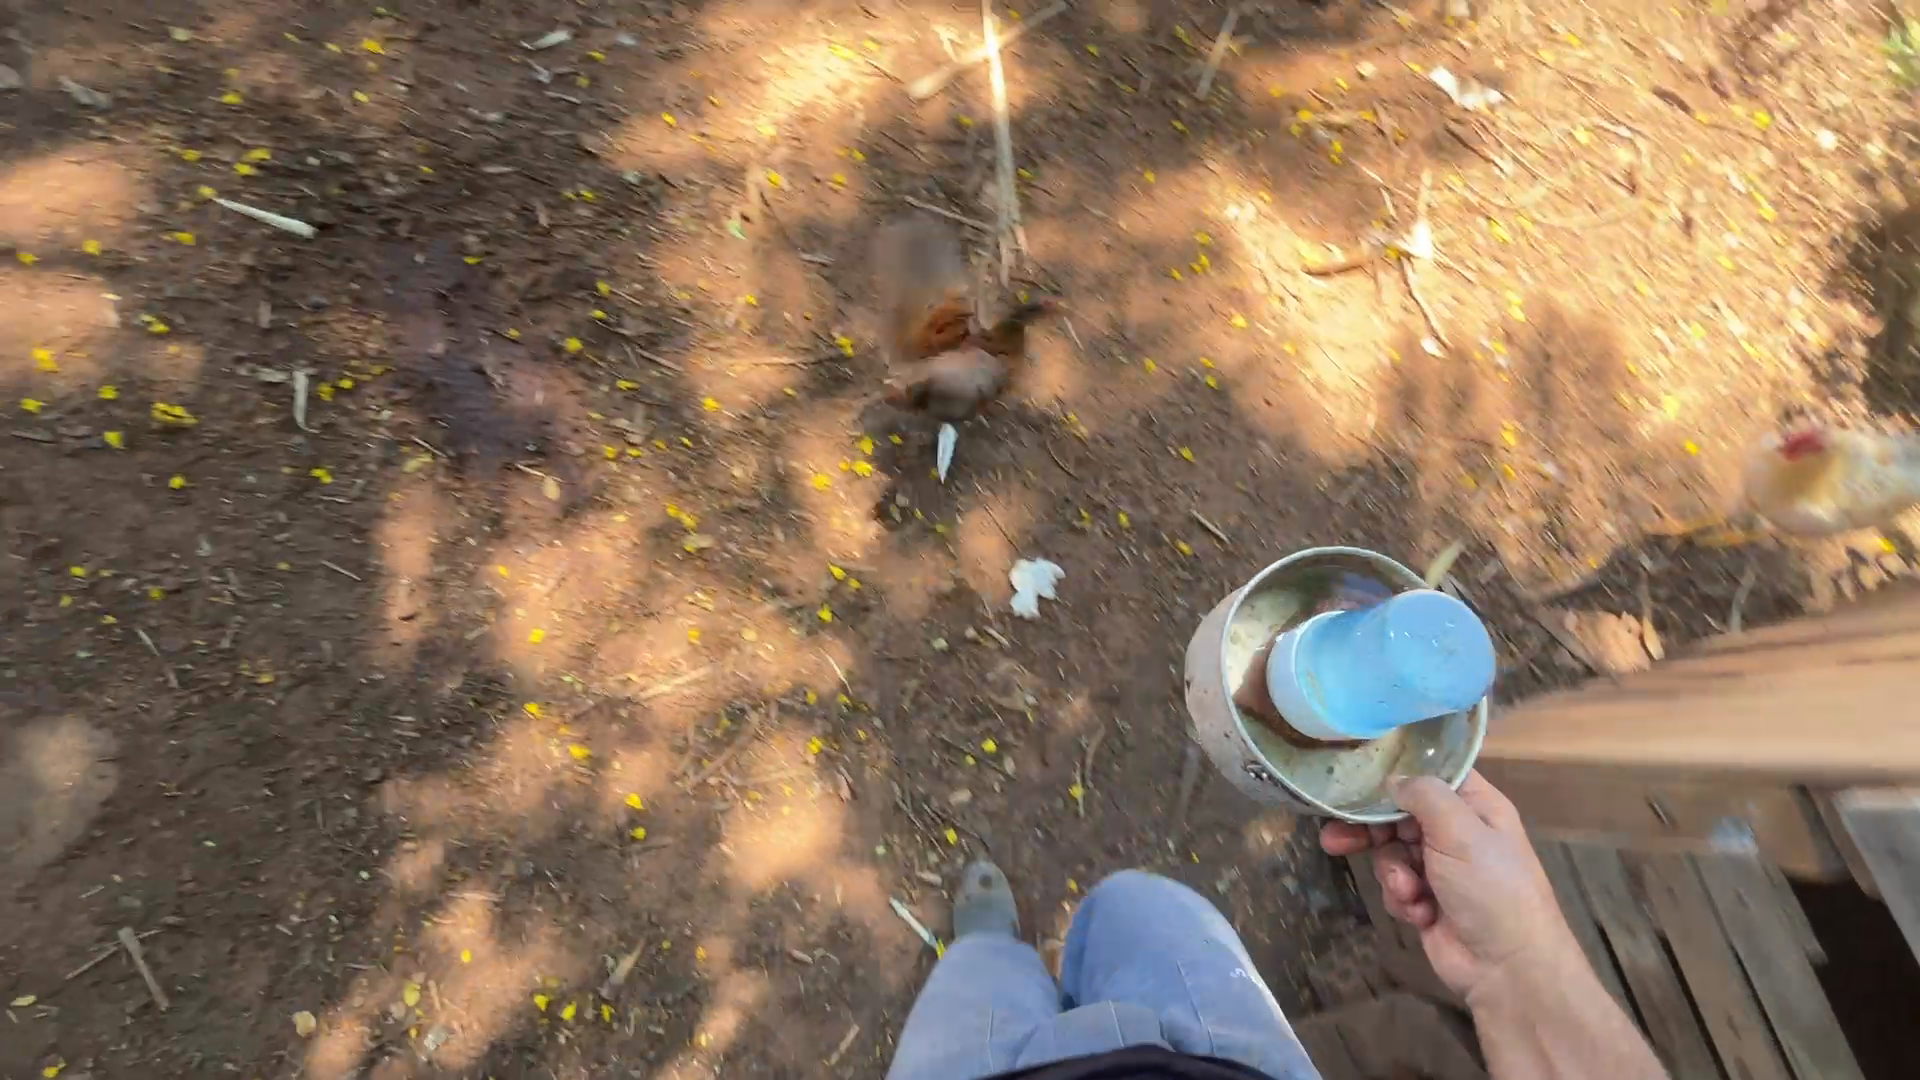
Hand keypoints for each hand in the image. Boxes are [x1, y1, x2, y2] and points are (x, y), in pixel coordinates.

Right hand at [1320, 771, 1579, 1003]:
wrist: (1508, 972)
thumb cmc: (1493, 891)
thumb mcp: (1461, 832)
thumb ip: (1423, 794)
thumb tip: (1390, 779)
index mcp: (1473, 807)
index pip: (1429, 772)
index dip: (1395, 768)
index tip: (1356, 767)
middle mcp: (1454, 830)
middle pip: (1396, 811)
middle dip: (1369, 827)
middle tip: (1336, 833)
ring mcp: (1438, 864)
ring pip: (1388, 848)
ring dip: (1392, 870)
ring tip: (1402, 889)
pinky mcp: (1423, 895)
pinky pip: (1393, 880)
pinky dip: (1401, 896)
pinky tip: (1420, 911)